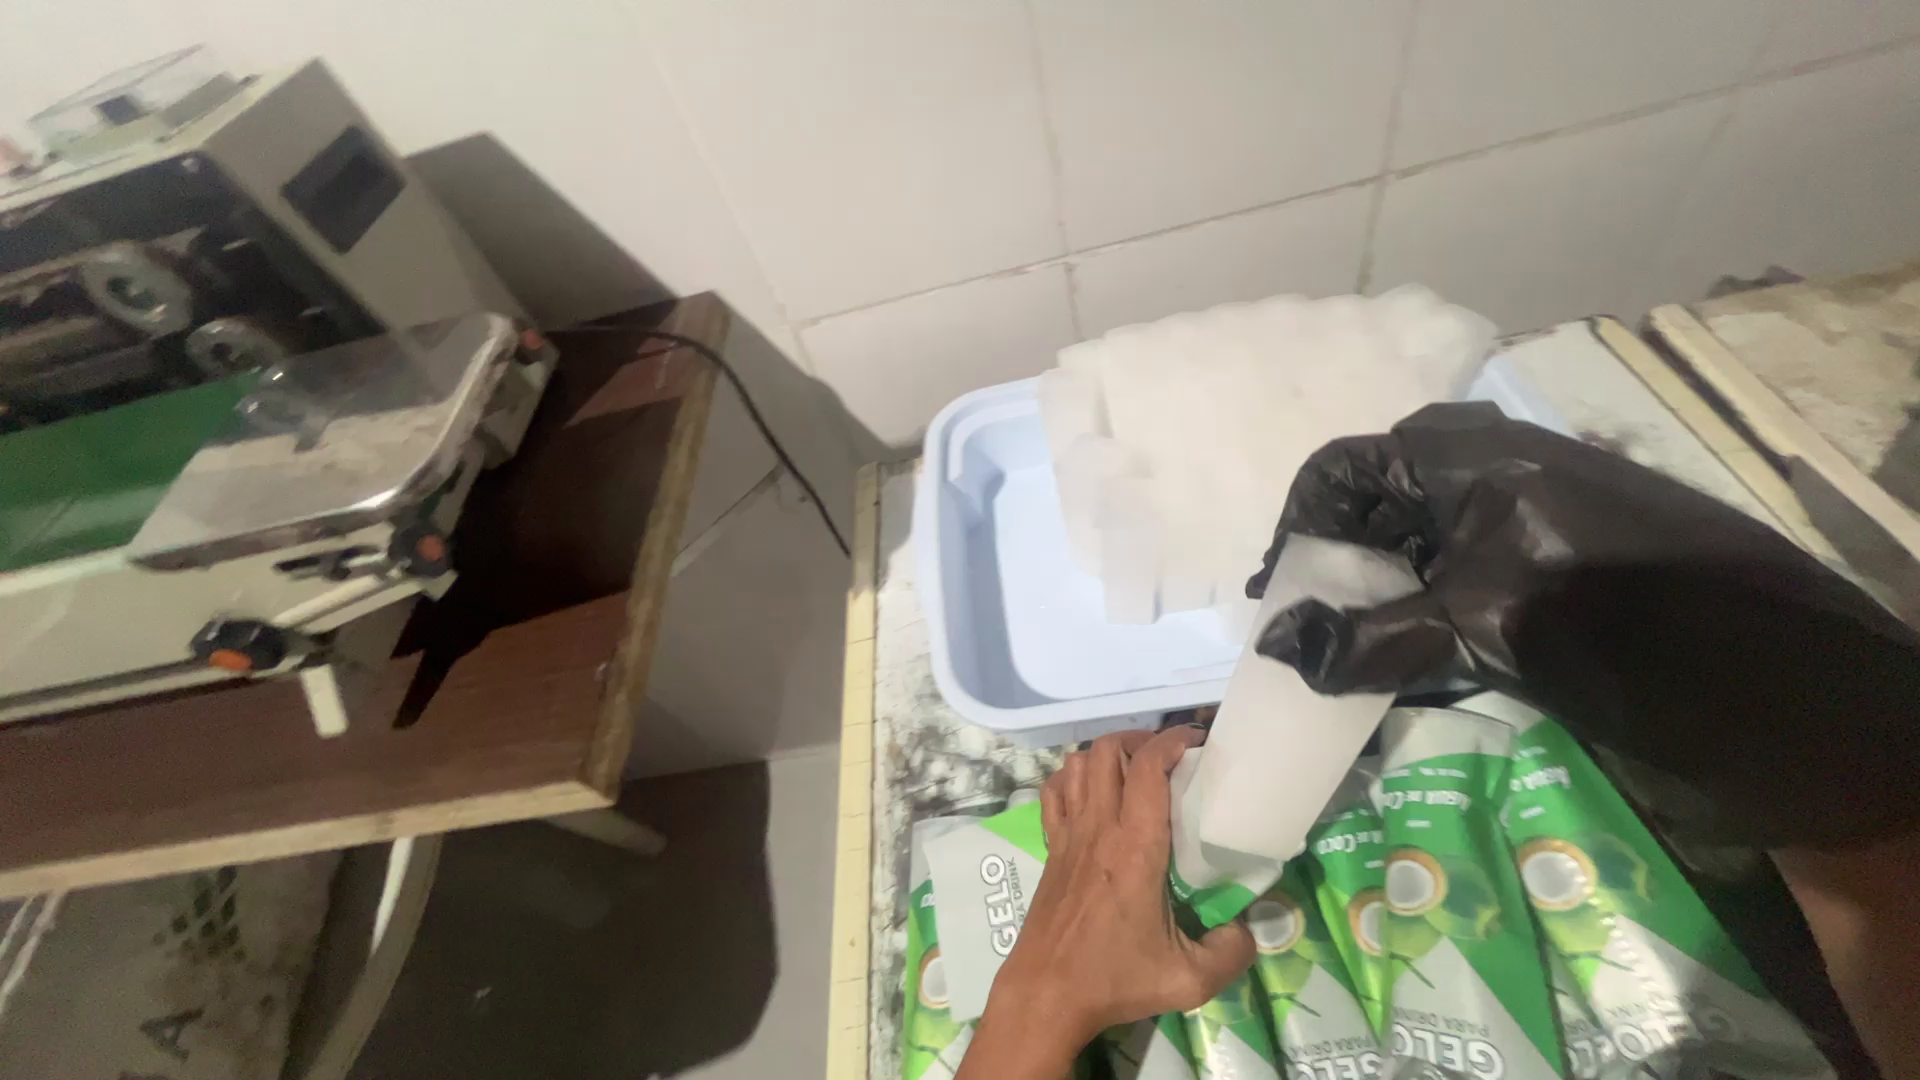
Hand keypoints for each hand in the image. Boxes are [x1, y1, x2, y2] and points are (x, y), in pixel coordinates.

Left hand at [955, 727, 1253, 1079]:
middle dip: (1138, 738)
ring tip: (1131, 768)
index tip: (1194, 739)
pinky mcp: (1051, 844)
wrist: (1048, 990)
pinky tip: (1091, 791)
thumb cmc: (1115, 979)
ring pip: (1078, 763)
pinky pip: (1054, 790)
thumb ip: (1230, 954)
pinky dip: (1073, 777)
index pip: (1148, 768)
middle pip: (1108, 751)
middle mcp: (1099, 826)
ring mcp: (1068, 832)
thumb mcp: (1188, 980)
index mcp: (1136, 846)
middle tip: (1165, 755)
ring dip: (1105, 754)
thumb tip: (1250, 930)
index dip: (1170, 741)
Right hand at [1249, 401, 1919, 848]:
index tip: (1280, 588)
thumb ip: (1364, 637)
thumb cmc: (1621, 631)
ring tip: (1362, 633)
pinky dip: (1426, 594)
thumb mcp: (1475, 631)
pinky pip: (1463, 554)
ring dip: (1380, 579)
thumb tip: (1274, 644)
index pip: (1338, 470)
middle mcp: (1493, 457)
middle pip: (1376, 496)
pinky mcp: (1561, 541)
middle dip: (1336, 555)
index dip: (1296, 528)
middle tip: (1313, 613)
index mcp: (1465, 454)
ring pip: (1419, 526)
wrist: (1802, 688)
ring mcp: (1534, 497)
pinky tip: (1426, 638)